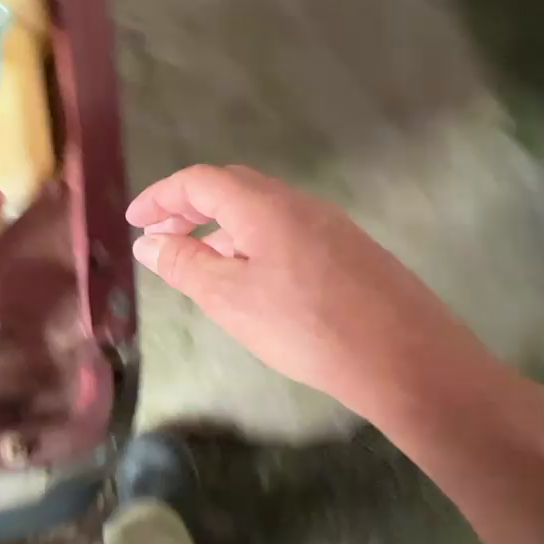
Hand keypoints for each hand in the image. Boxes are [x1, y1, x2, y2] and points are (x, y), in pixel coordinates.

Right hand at [126, 164, 494, 419]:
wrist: (409, 362)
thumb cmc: (305, 326)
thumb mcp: (226, 298)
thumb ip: (182, 264)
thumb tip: (149, 243)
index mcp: (263, 207)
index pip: (199, 181)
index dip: (160, 197)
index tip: (133, 222)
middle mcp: (298, 205)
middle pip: (231, 186)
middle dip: (187, 206)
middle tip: (159, 236)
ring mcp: (330, 226)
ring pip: (259, 209)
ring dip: (217, 225)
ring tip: (196, 261)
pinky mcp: (349, 251)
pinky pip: (284, 228)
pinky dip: (248, 239)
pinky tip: (246, 278)